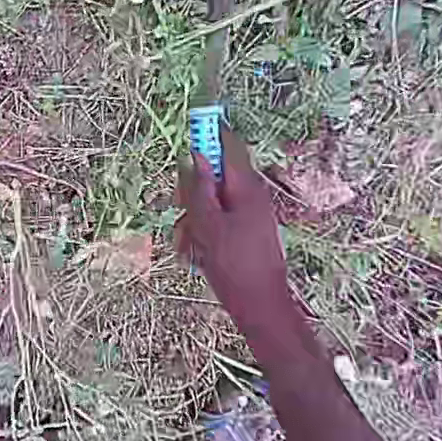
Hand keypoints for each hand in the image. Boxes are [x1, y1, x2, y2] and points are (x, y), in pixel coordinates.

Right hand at [177, 130, 292, 331]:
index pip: (227, 146)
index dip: (206, 136)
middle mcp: (249, 196)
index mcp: (245, 188)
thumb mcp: (207, 225)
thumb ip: (198, 189)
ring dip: (192, 220)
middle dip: (191, 193)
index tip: (186, 134)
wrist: (260, 306)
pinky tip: (195, 255)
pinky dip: (202, 233)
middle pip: (212, 176)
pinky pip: (216, 222)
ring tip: (187, 245)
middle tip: (181, 214)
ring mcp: (248, 215)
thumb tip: (194, 154)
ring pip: (210, 202)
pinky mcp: (244, 232)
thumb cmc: (234, 265)